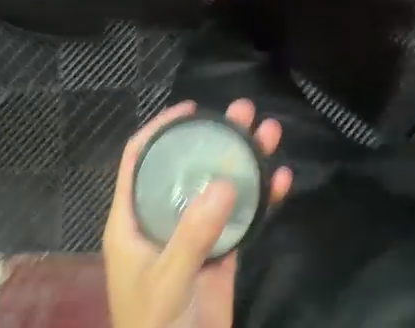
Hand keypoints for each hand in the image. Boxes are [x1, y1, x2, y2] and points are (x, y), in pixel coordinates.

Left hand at [105, 100, 295, 327]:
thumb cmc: (153, 326)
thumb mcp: (168, 280)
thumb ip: (193, 235)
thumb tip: (224, 181)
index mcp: (131, 221)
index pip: (138, 160)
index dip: (160, 129)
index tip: (191, 108)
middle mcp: (161, 220)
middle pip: (186, 167)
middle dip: (215, 137)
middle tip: (245, 111)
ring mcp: (193, 238)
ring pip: (218, 188)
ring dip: (245, 161)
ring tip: (270, 134)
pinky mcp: (220, 257)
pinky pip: (241, 220)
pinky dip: (262, 199)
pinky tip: (282, 180)